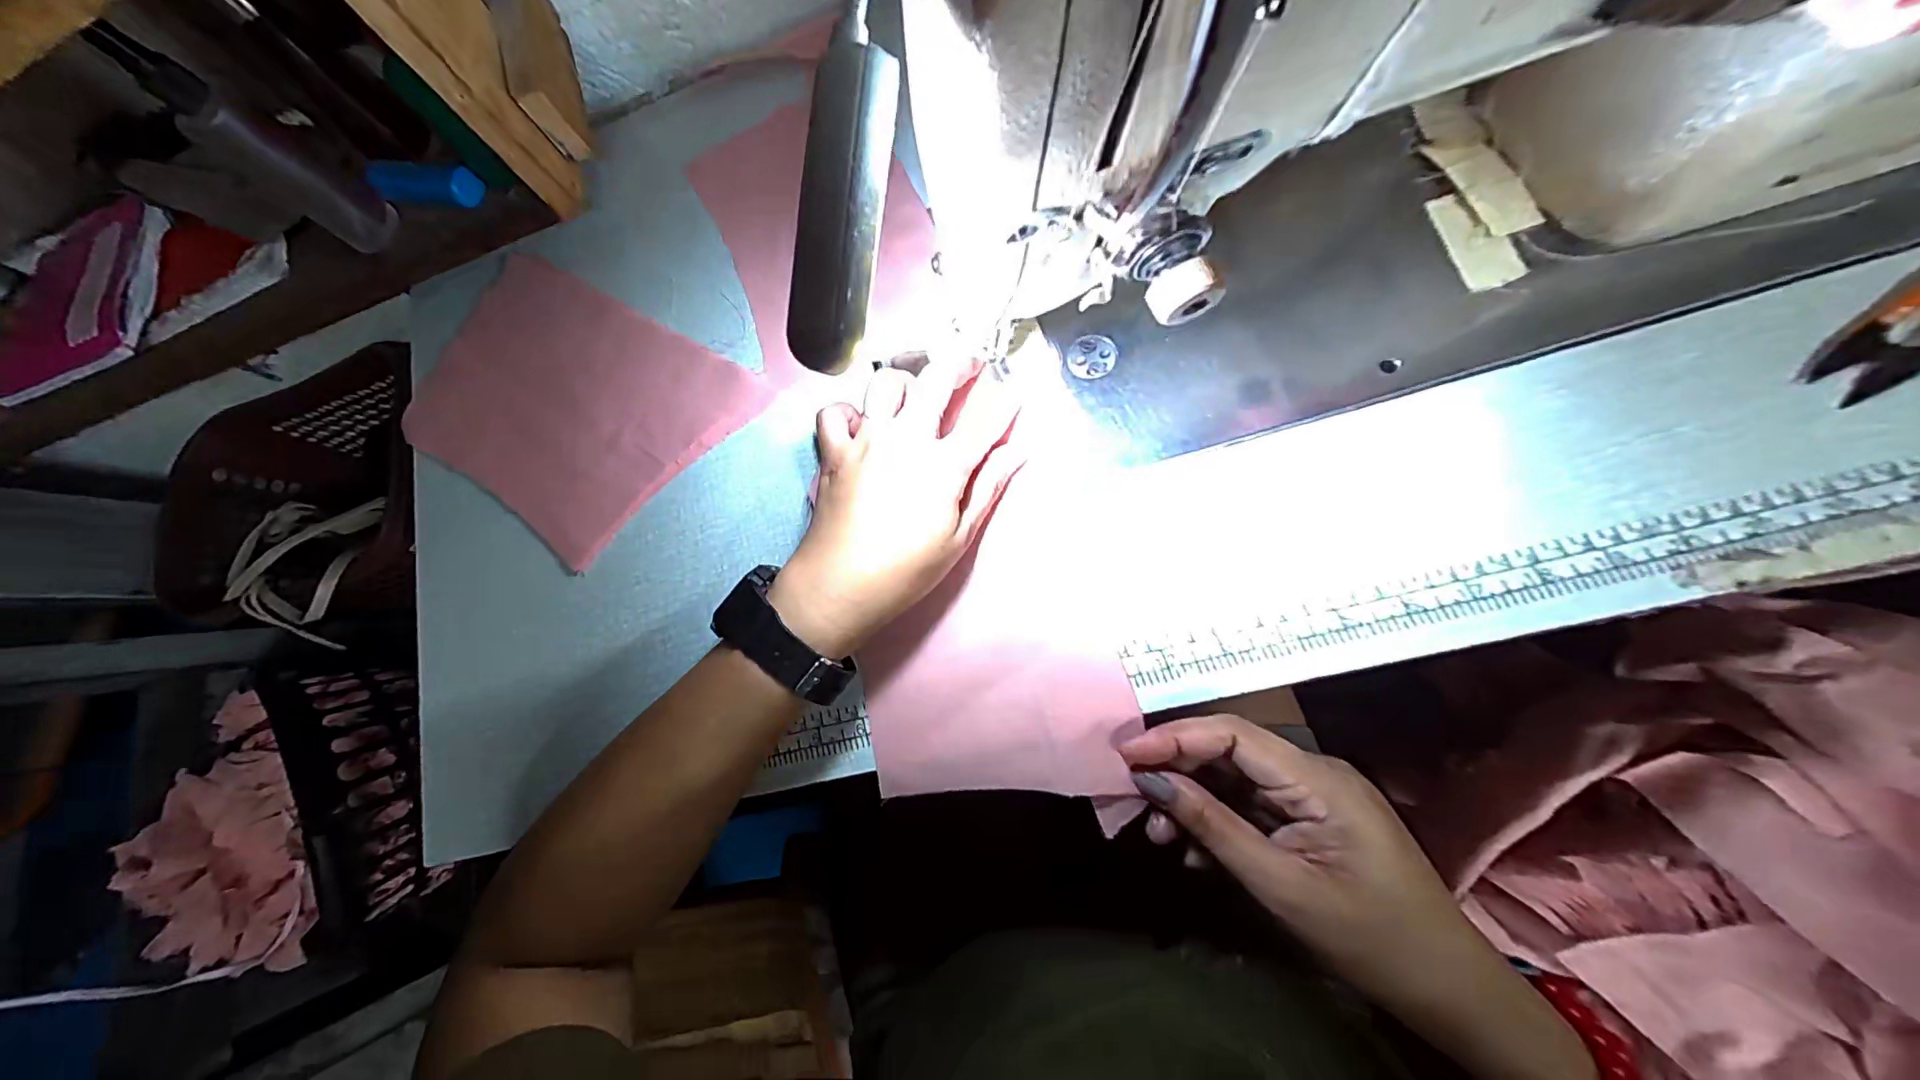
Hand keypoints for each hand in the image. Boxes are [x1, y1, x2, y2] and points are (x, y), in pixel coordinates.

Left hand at [769, 357, 1023, 657]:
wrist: (839, 586)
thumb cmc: (905, 571)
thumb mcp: (959, 538)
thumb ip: (988, 487)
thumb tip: (1017, 452)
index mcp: (944, 465)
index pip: (986, 418)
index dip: (1006, 400)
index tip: (1014, 392)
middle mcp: (906, 440)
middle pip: (936, 379)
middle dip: (961, 362)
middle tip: (971, 363)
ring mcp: (866, 441)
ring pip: (885, 383)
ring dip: (906, 381)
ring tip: (915, 393)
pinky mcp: (834, 451)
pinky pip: (835, 412)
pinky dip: (848, 411)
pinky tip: (860, 426)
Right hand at [1120, 715, 1593, 1079]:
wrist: (1444, 987)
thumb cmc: (1368, 937)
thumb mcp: (1280, 884)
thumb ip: (1213, 826)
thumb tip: (1152, 782)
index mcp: (1317, 777)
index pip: (1232, 733)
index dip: (1174, 737)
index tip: (1126, 755)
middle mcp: (1312, 772)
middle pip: (1228, 751)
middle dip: (1177, 771)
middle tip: (1134, 797)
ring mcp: (1312, 795)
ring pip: (1233, 780)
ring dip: (1192, 802)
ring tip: (1160, 835)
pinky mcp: (1308, 818)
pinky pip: (1251, 806)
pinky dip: (1217, 822)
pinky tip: (1194, 851)